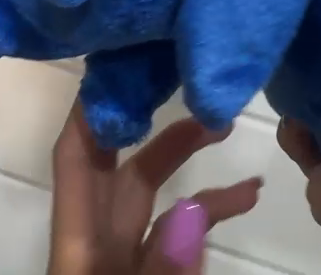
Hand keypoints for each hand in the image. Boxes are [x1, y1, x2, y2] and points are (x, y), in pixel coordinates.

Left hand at [48, 100, 263, 274]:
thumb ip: (160, 268)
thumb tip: (193, 215)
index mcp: (76, 238)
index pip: (75, 155)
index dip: (93, 108)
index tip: (123, 66)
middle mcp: (95, 235)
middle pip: (117, 162)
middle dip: (149, 118)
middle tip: (181, 81)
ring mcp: (120, 254)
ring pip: (151, 192)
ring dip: (186, 157)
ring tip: (225, 126)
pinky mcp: (145, 271)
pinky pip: (176, 235)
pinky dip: (207, 214)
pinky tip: (245, 196)